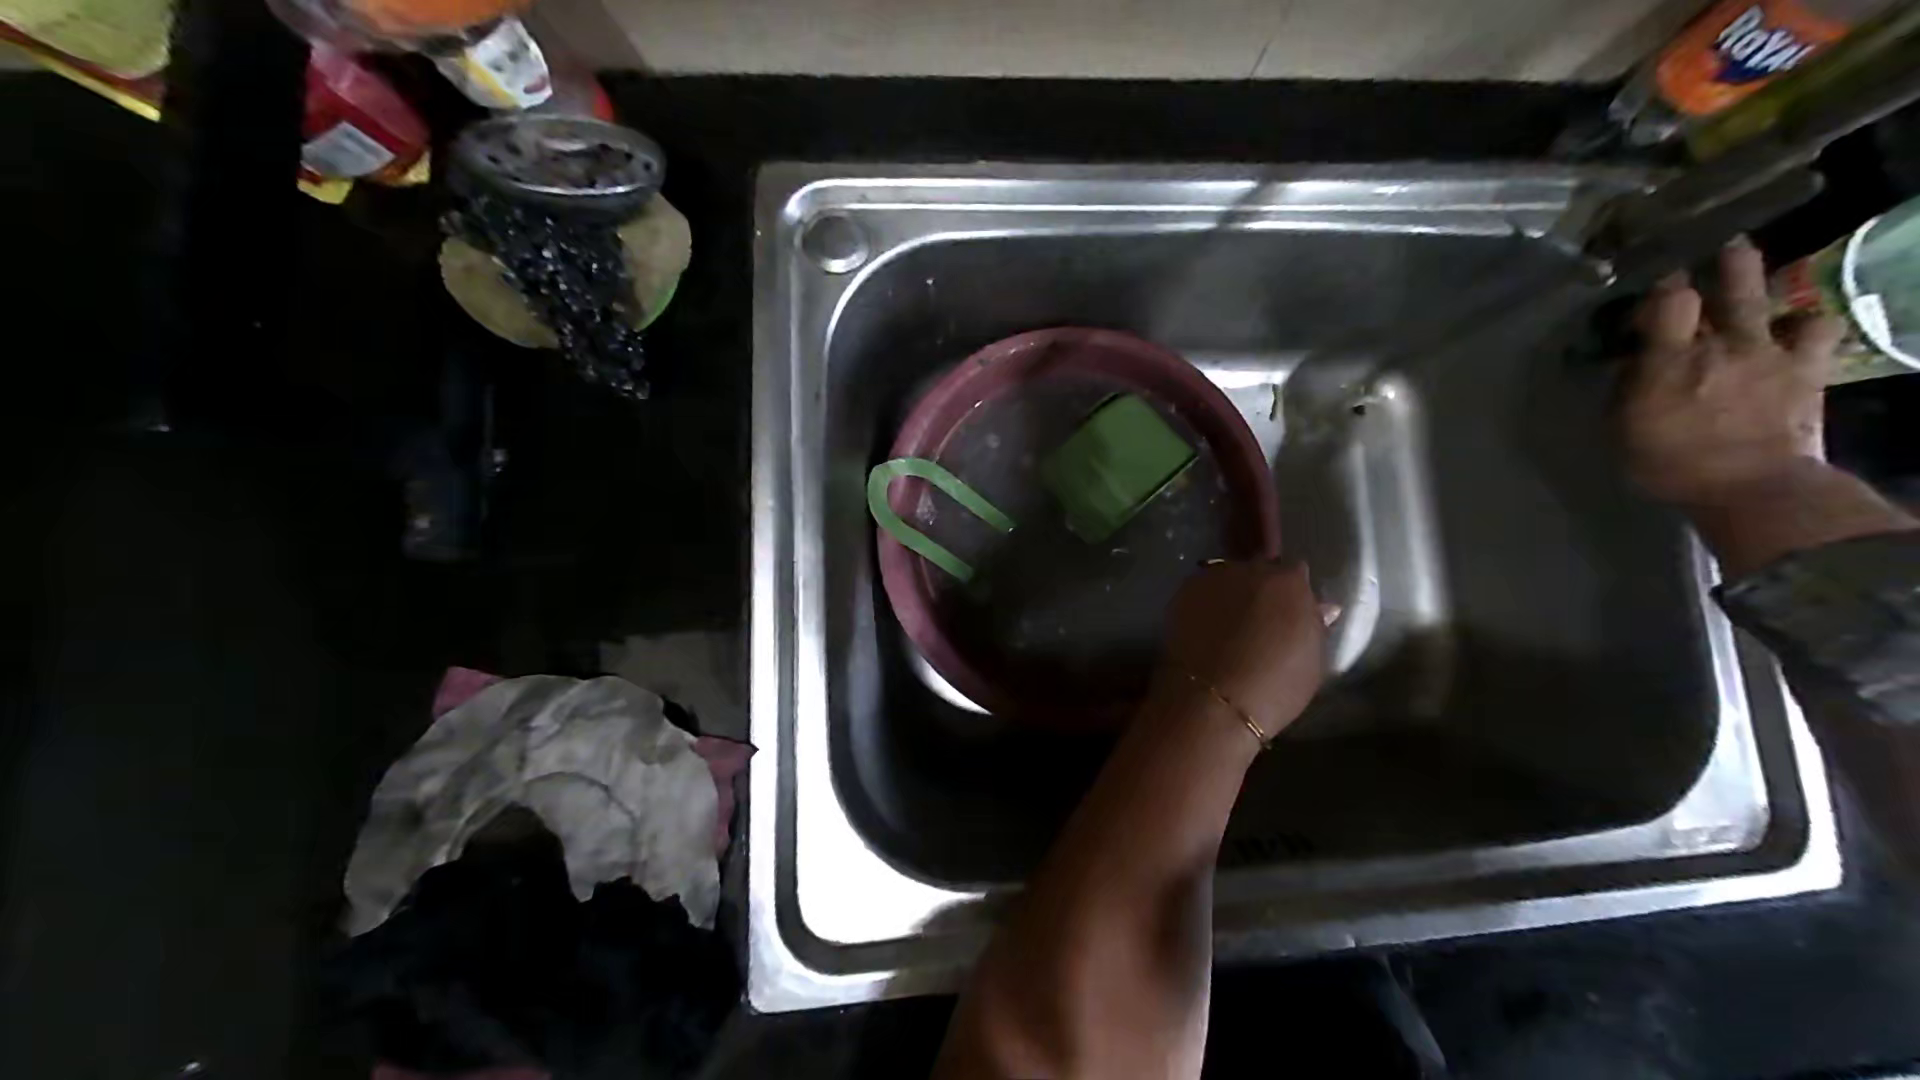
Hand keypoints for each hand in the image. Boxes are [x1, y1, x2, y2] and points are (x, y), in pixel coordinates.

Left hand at [1154, 559, 1329, 740]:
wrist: (1210, 700)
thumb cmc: (1273, 687)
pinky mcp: (1182, 592)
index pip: (1295, 573)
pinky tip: (1203, 626)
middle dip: (1260, 589)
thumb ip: (1315, 626)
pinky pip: (1200, 591)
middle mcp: (1250, 570)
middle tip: (1257, 618)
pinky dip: (1204, 603)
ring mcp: (1212, 579)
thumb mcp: (1312, 662)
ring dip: (1229, 593)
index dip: (1291, 593)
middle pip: (1259, 570)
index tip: (1288, 612)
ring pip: (1226, 578)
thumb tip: (1322, 607)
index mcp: (1289, 582)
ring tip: (1226, 624)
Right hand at [1619, 236, 1842, 509]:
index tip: (1649, 284)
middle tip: (1707, 247)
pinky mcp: (1806, 367)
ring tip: (1742, 260)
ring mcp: (1770, 352)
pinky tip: (1790, 322)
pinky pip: (1815, 328)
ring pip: (1767, 297)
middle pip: (1723, 288)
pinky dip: (1802, 319)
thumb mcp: (1622, 428)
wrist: (1750, 487)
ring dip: (1753, 277)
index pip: (1668, 302)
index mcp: (1669, 360)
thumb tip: (1631, 362)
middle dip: (1715, 265)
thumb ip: (1626, 388)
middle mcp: (1722, 344)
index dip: (1659, 286)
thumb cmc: (1667, 462)